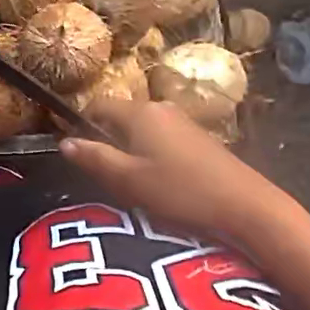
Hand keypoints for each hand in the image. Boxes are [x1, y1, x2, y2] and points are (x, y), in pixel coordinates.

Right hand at [59, 99, 297, 243]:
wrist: (244, 204)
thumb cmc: (180, 191)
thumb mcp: (129, 180)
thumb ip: (95, 158)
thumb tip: (64, 142)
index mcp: (140, 112)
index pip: (99, 105)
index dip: (81, 124)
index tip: (76, 151)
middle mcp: (161, 108)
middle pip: (121, 117)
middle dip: (107, 140)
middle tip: (103, 176)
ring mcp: (183, 122)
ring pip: (142, 130)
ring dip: (130, 150)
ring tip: (129, 184)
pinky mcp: (199, 139)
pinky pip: (162, 139)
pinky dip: (151, 155)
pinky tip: (158, 183)